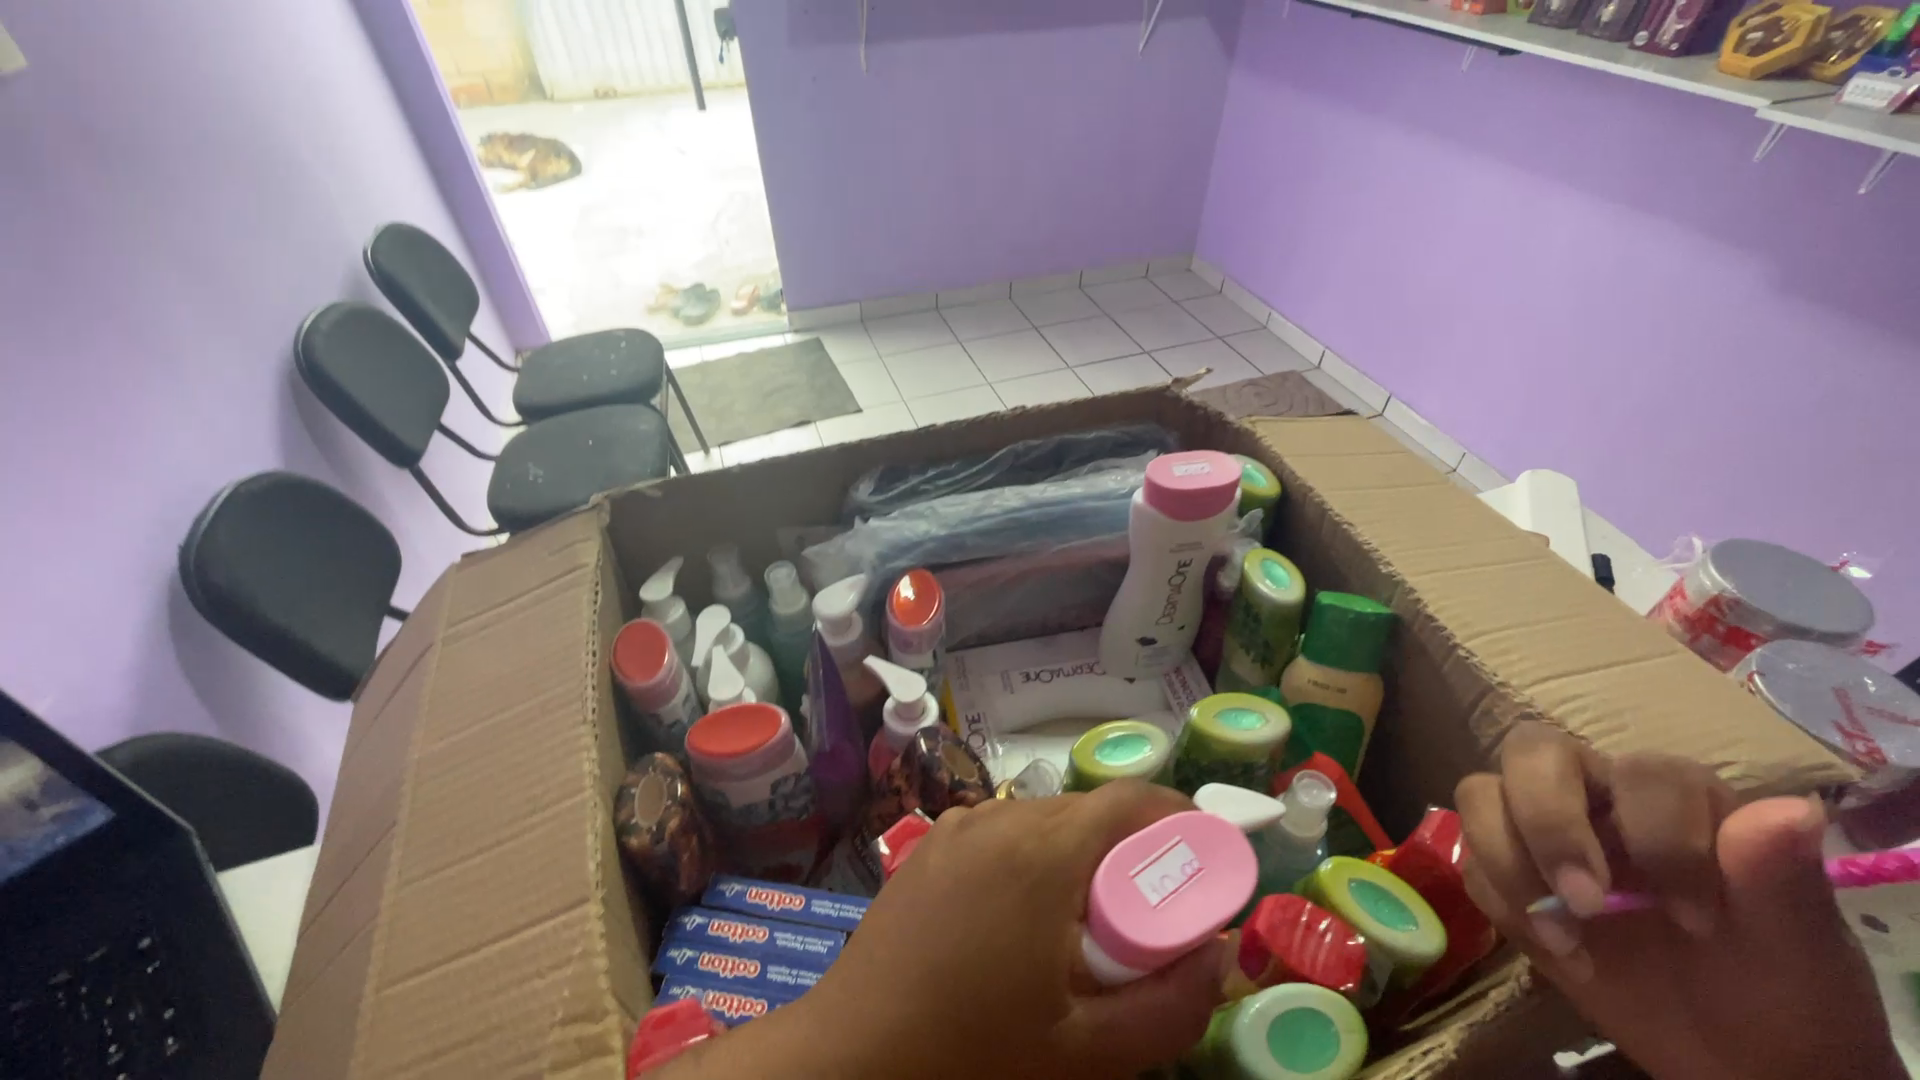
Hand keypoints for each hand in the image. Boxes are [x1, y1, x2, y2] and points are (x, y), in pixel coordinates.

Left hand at [799, 781, 1223, 1078]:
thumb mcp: (1087, 1051)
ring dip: (1080, 855)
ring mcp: (957, 827)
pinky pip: (1003, 833)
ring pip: (1045, 819)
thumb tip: (1219, 953)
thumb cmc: (972, 1052)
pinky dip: (1033, 857)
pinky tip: (1022, 920)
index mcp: (1041, 852)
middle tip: (1147, 916)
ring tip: (1083, 927)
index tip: (1206, 856)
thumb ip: (1172, 1005)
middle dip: (1131, 850)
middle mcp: (999, 820)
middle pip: (1089, 811)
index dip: (1179, 817)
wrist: (853, 1053)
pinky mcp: (930, 845)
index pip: (1130, 800)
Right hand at [1456, 721, 1901, 1079]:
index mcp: (1671, 796)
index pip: (1642, 772)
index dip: (1660, 838)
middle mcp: (1596, 794)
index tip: (1695, 921)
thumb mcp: (1797, 943)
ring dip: (1509, 862)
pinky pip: (1471, 862)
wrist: (1733, 1053)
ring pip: (1481, 795)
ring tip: (1562, 936)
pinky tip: (1559, 951)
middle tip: (1584, 901)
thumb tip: (1791, 811)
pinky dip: (1504, 904)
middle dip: (1547, 823)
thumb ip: (1780, 874)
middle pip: (1532, 752)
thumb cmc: (1777, 989)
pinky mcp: (1508, 873)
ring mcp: (1542, 830)